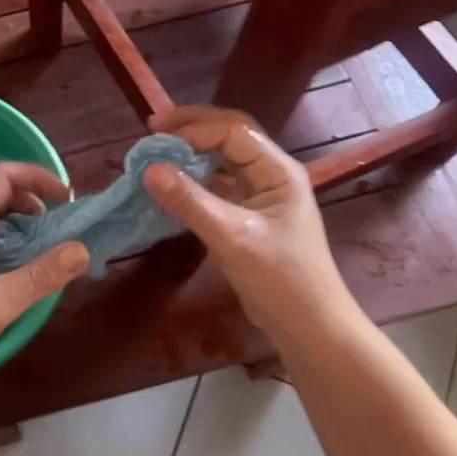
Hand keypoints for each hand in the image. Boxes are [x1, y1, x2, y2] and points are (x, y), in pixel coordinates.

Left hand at [0, 161, 88, 385]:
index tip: (67, 197)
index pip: (2, 176)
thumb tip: (81, 250)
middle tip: (61, 225)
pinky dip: (11, 243)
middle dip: (35, 200)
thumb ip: (41, 276)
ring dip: (23, 223)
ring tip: (47, 247)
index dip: (37, 176)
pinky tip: (22, 270)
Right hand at [143, 105, 357, 334]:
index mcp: (278, 171)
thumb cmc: (281, 279)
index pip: (233, 132)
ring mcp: (258, 197)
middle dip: (191, 129)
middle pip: (228, 138)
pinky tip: (168, 187)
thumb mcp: (233, 238)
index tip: (156, 138)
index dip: (194, 130)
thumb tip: (149, 169)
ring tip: (155, 154)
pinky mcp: (245, 218)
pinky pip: (215, 188)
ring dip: (189, 156)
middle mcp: (269, 176)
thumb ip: (191, 202)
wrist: (308, 326)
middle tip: (152, 129)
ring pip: (220, 163)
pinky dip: (191, 183)